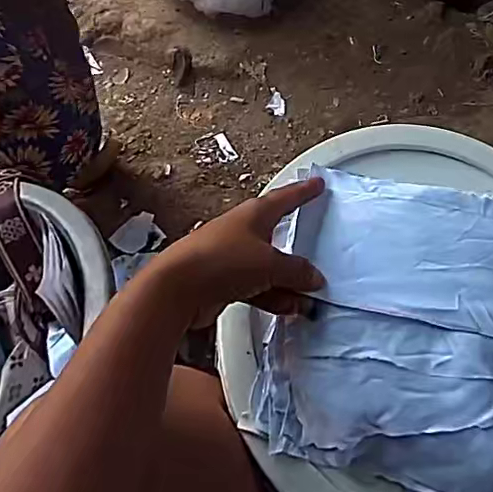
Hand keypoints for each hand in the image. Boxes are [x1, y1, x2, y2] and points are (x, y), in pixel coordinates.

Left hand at [148, 178, 327, 326]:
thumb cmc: (220, 261)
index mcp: (255, 214)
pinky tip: (288, 308)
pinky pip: (256, 287)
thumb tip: (314, 277)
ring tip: (308, 293)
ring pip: (268, 266)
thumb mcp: (270, 264)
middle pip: (277, 234)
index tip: (317, 184)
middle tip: (315, 244)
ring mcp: (231, 257)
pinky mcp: (222, 282)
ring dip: (287, 280)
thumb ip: (296, 271)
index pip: (286, 197)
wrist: (175, 291)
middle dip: (296, 245)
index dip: (303, 191)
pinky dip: (273, 296)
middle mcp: (242, 231)